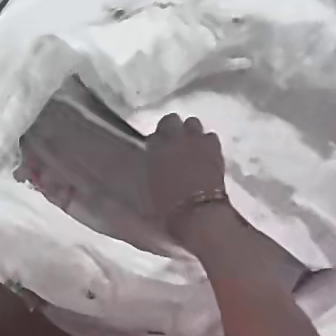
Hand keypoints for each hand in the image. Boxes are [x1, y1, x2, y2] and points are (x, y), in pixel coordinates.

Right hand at [147, 114, 226, 240]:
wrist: (199, 215)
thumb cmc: (167, 209)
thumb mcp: (145, 194)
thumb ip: (139, 178)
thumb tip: (119, 183)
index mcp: (155, 147)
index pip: (151, 134)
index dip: (153, 142)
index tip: (153, 151)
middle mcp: (175, 138)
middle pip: (171, 120)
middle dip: (170, 129)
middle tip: (170, 146)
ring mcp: (198, 141)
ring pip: (193, 123)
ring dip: (190, 133)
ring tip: (189, 149)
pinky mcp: (216, 150)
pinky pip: (210, 137)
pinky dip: (206, 143)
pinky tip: (205, 156)